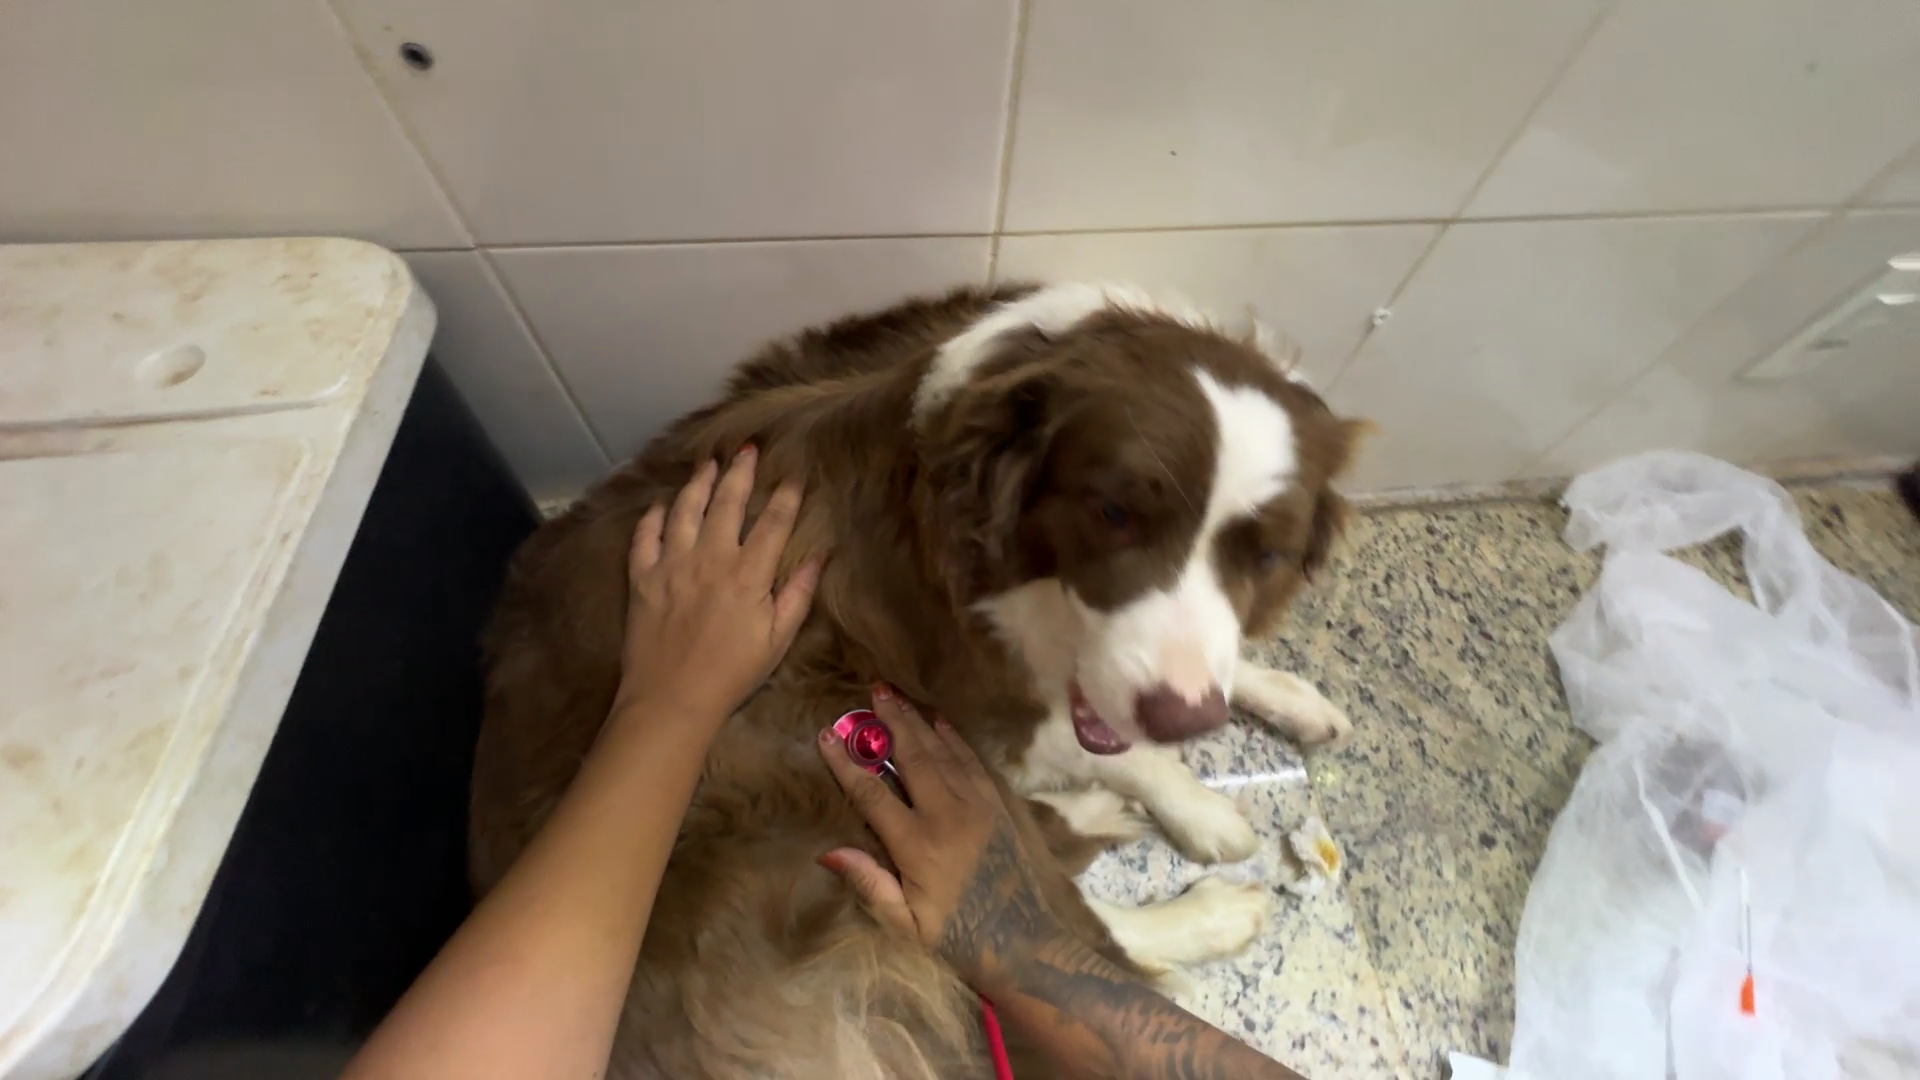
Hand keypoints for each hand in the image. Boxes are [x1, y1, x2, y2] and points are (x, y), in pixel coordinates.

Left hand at [614, 447, 822, 727]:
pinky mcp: (642, 578)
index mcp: (749, 573)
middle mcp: (710, 558)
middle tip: (747, 450)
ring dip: (699, 483)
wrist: (672, 700)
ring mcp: (672, 565)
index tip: (794, 474)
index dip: (786, 496)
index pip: (773, 522)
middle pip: (727, 503)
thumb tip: (821, 555)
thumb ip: (797, 593)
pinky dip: (654, 517)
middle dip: (740, 473)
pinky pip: (645, 537)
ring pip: (685, 510)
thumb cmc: (734, 672)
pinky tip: (662, 505)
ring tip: (708, 463)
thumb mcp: (778, 639)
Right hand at [815, 688, 1063, 988]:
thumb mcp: (905, 923)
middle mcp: (946, 813)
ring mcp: (975, 802)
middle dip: (889, 722)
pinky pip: (970, 759)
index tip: (826, 736)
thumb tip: (827, 850)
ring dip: (917, 721)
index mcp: (917, 844)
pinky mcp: (995, 801)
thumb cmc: (955, 934)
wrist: (1022, 940)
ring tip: (897, 696)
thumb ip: (869, 883)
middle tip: (873, 691)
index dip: (846, 764)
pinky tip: (938, 720)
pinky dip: (952, 737)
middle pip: (911, 756)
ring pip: (940, 750)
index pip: (872, 794)